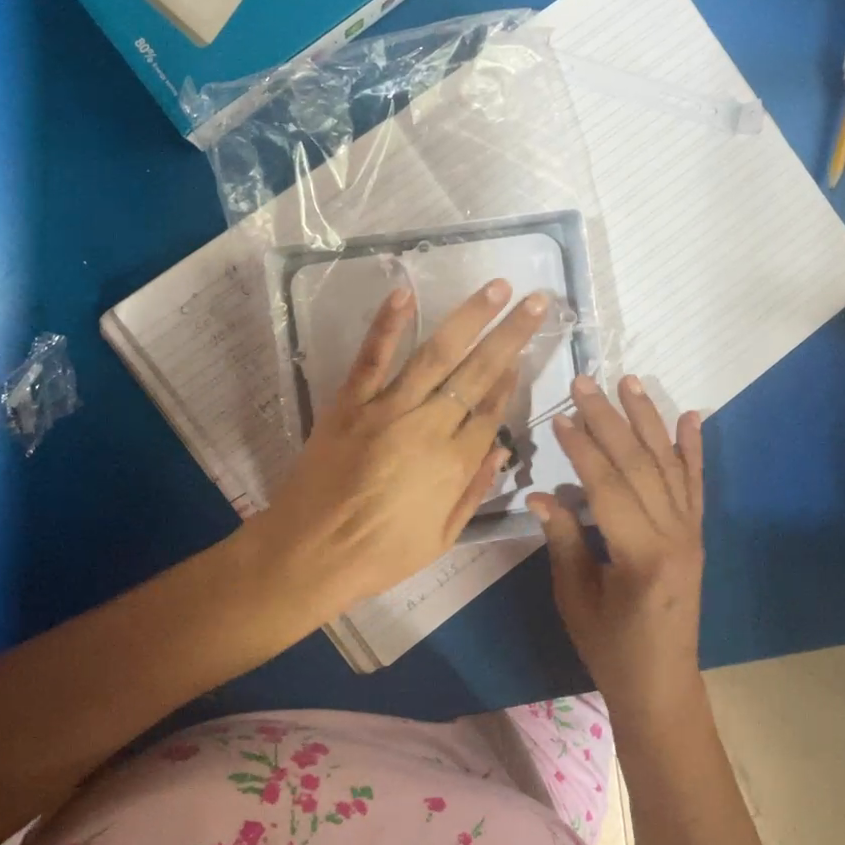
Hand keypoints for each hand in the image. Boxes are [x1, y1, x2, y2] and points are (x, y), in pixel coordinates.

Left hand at [242, 279, 551, 617]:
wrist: (308, 554)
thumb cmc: (377, 555)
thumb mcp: (440, 538)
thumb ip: (473, 492)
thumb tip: (501, 450)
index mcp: (453, 464)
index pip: (492, 410)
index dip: (511, 378)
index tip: (526, 350)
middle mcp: (428, 427)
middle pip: (478, 373)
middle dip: (510, 335)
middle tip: (536, 300)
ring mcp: (386, 409)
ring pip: (436, 355)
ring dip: (469, 318)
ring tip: (496, 288)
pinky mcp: (349, 402)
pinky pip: (372, 357)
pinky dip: (388, 324)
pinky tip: (405, 293)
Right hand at [531, 376, 706, 718]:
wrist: (662, 684)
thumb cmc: (611, 647)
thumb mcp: (576, 598)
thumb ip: (565, 540)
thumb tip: (541, 494)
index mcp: (642, 555)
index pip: (608, 487)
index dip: (582, 449)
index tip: (560, 416)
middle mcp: (674, 536)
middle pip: (639, 465)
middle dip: (610, 420)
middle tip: (585, 382)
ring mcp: (691, 533)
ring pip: (668, 465)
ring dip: (648, 420)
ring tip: (630, 382)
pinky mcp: (696, 535)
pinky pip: (694, 484)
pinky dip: (692, 448)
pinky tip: (690, 417)